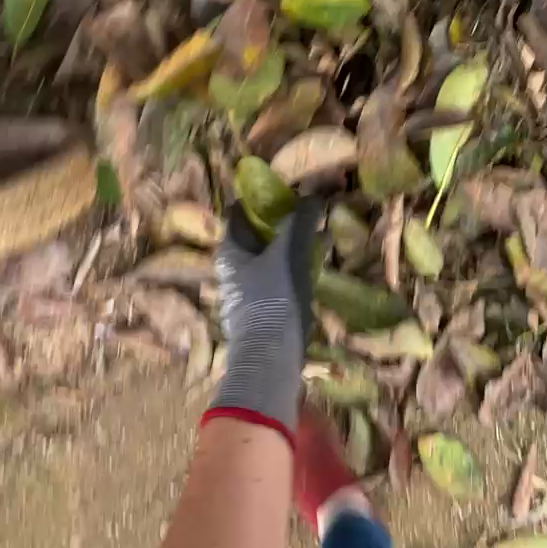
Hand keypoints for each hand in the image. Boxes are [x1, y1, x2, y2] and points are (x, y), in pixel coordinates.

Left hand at [204, 197, 323, 443]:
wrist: (271, 358)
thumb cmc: (273, 299)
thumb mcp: (289, 253)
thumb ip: (300, 222)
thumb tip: (313, 196)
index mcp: (230, 253)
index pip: (238, 215)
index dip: (258, 199)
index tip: (284, 189)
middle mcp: (233, 271)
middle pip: (254, 236)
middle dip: (278, 222)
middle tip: (304, 210)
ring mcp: (247, 292)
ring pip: (268, 257)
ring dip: (289, 244)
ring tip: (316, 233)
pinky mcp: (264, 309)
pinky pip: (278, 277)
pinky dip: (294, 264)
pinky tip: (316, 263)